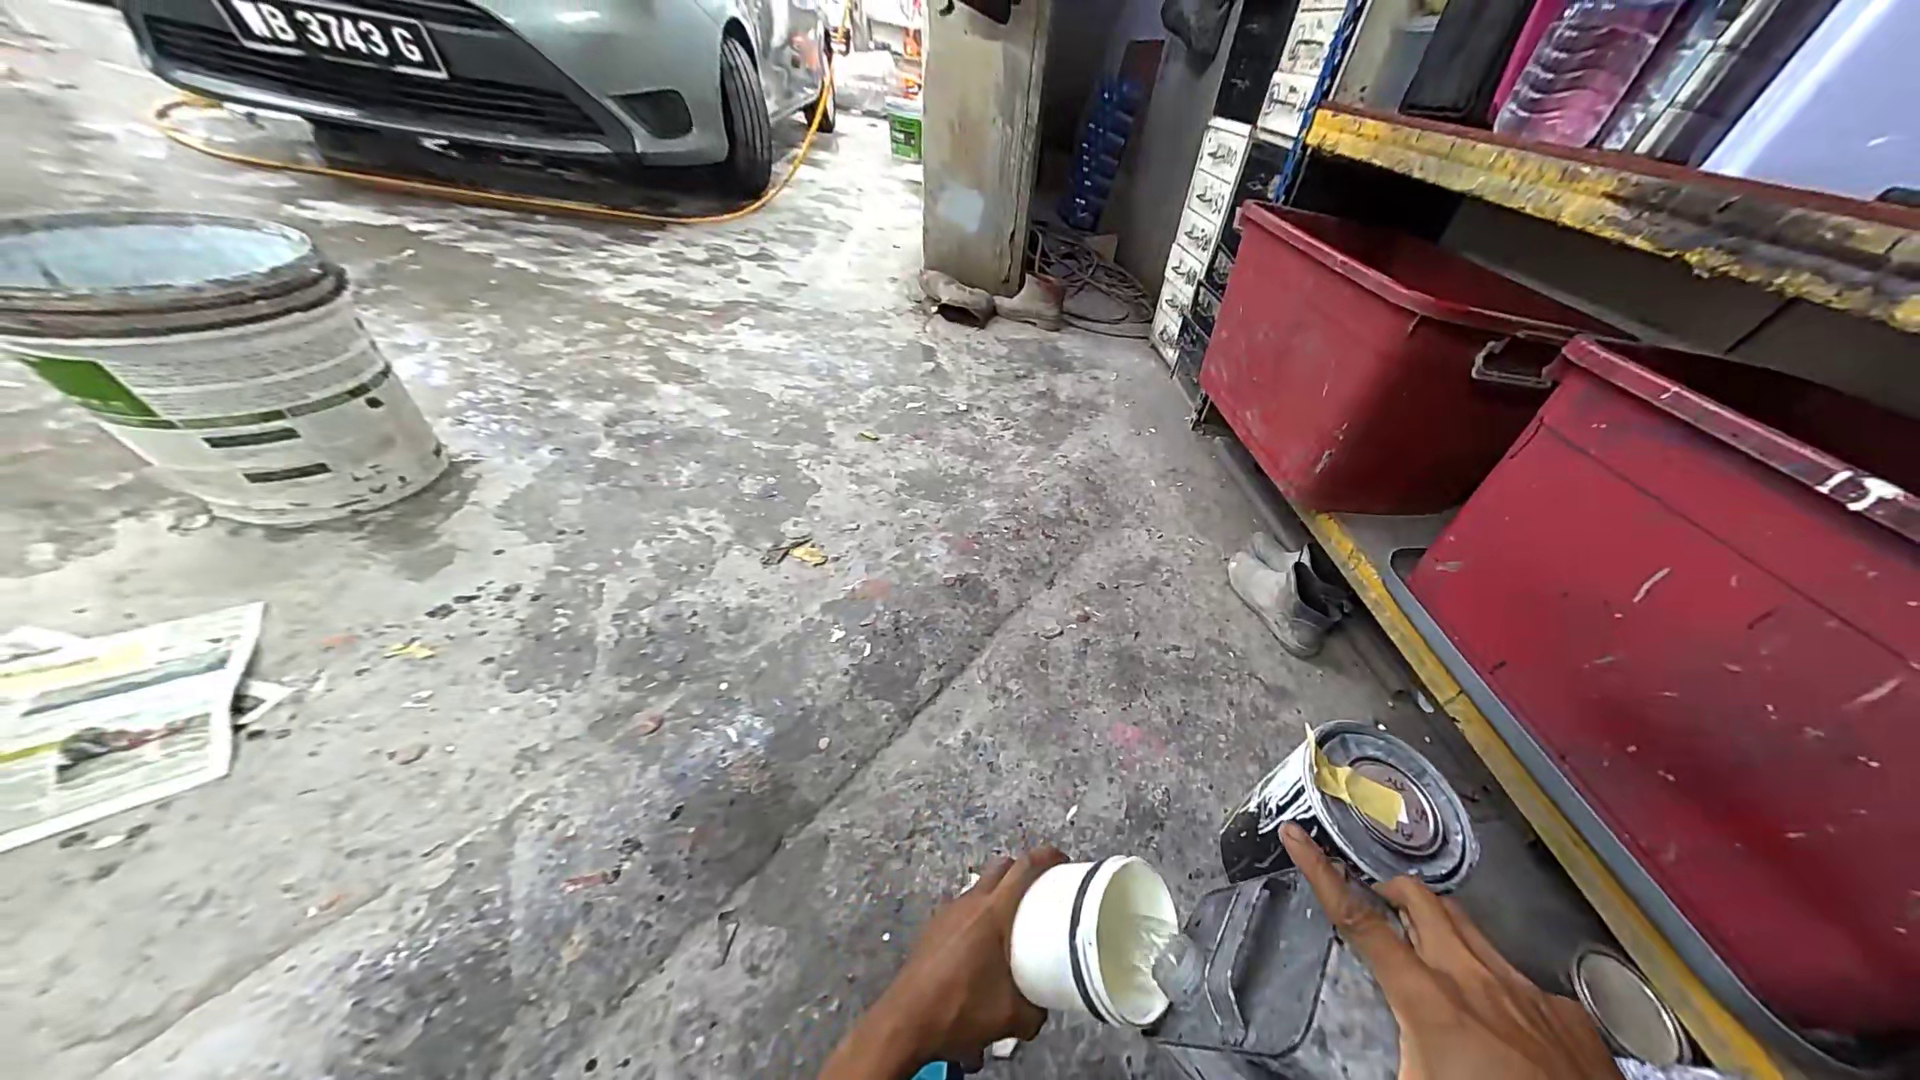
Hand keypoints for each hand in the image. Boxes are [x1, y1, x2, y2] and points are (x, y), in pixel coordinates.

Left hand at [818, 846, 1067, 1079]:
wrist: (907, 1020)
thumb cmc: (958, 1010)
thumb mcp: (1011, 1017)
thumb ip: (1035, 1011)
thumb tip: (1042, 1009)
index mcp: (993, 912)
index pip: (1024, 868)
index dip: (1046, 857)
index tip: (1060, 860)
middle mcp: (970, 903)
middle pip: (1001, 867)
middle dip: (1022, 870)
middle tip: (1039, 887)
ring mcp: (949, 911)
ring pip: (980, 886)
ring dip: (997, 893)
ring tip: (1011, 921)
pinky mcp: (935, 926)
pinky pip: (963, 908)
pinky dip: (978, 915)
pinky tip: (981, 946)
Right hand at [1279, 823, 1621, 1079]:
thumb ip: (1389, 1044)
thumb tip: (1356, 1037)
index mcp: (1429, 1000)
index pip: (1358, 920)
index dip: (1320, 872)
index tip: (1295, 836)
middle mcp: (1474, 981)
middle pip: (1416, 898)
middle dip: (1388, 890)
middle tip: (1377, 906)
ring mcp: (1525, 992)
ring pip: (1465, 923)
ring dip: (1434, 922)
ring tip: (1425, 947)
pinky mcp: (1567, 1014)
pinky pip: (1517, 973)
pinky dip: (1493, 977)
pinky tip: (1500, 1014)